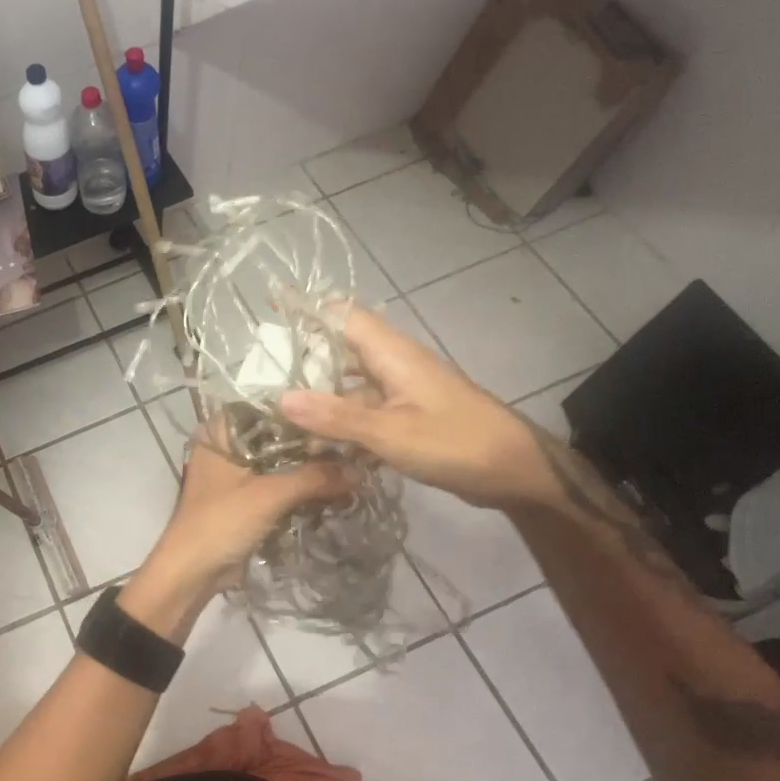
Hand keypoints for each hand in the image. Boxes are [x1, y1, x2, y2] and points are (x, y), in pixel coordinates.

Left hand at [141, 417, 354, 592]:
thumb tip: (360, 469)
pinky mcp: (243, 500)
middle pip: (275, 435)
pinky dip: (299, 487)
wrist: (191, 573)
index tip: (340, 407)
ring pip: (278, 462)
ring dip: (308, 467)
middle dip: (311, 442)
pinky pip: (277, 485)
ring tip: (352, 461)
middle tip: (354, 438)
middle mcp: (225, 446)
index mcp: (219, 433)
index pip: (265, 406)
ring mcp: (234, 474)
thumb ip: (314, 477)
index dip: (302, 408)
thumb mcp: (269, 495)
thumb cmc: (221, 522)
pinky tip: (333, 486)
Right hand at [279, 306, 558, 508]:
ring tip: (280, 412)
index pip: (342, 315)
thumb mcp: (391, 433)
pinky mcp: (408, 415)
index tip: (270, 308)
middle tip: (262, 373)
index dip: (307, 309)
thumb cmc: (457, 443)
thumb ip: (336, 417)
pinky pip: (364, 409)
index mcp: (392, 354)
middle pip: (341, 347)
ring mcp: (402, 390)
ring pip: (350, 383)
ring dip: (320, 395)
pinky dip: (340, 420)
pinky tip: (317, 443)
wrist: (517, 471)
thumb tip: (281, 398)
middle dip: (303, 356)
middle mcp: (394, 364)